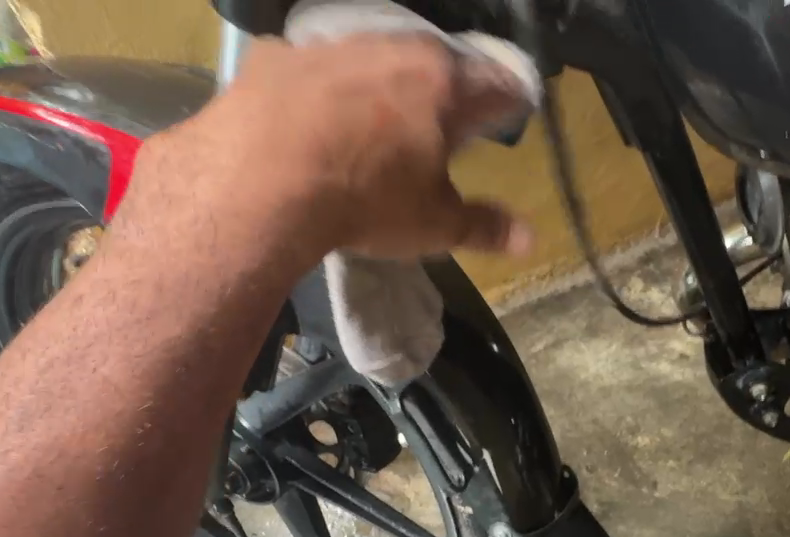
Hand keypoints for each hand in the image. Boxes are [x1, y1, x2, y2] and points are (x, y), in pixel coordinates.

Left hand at [114, 35, 531, 276]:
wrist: (260, 180)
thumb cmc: (368, 201)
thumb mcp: (437, 226)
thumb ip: (485, 226)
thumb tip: (530, 239)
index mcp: (444, 85)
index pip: (497, 85)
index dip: (509, 103)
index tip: (511, 116)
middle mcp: (394, 47)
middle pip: (437, 63)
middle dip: (448, 92)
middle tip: (449, 125)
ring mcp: (334, 45)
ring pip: (378, 58)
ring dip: (389, 86)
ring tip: (386, 124)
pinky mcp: (281, 55)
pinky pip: (320, 70)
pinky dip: (332, 91)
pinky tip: (323, 122)